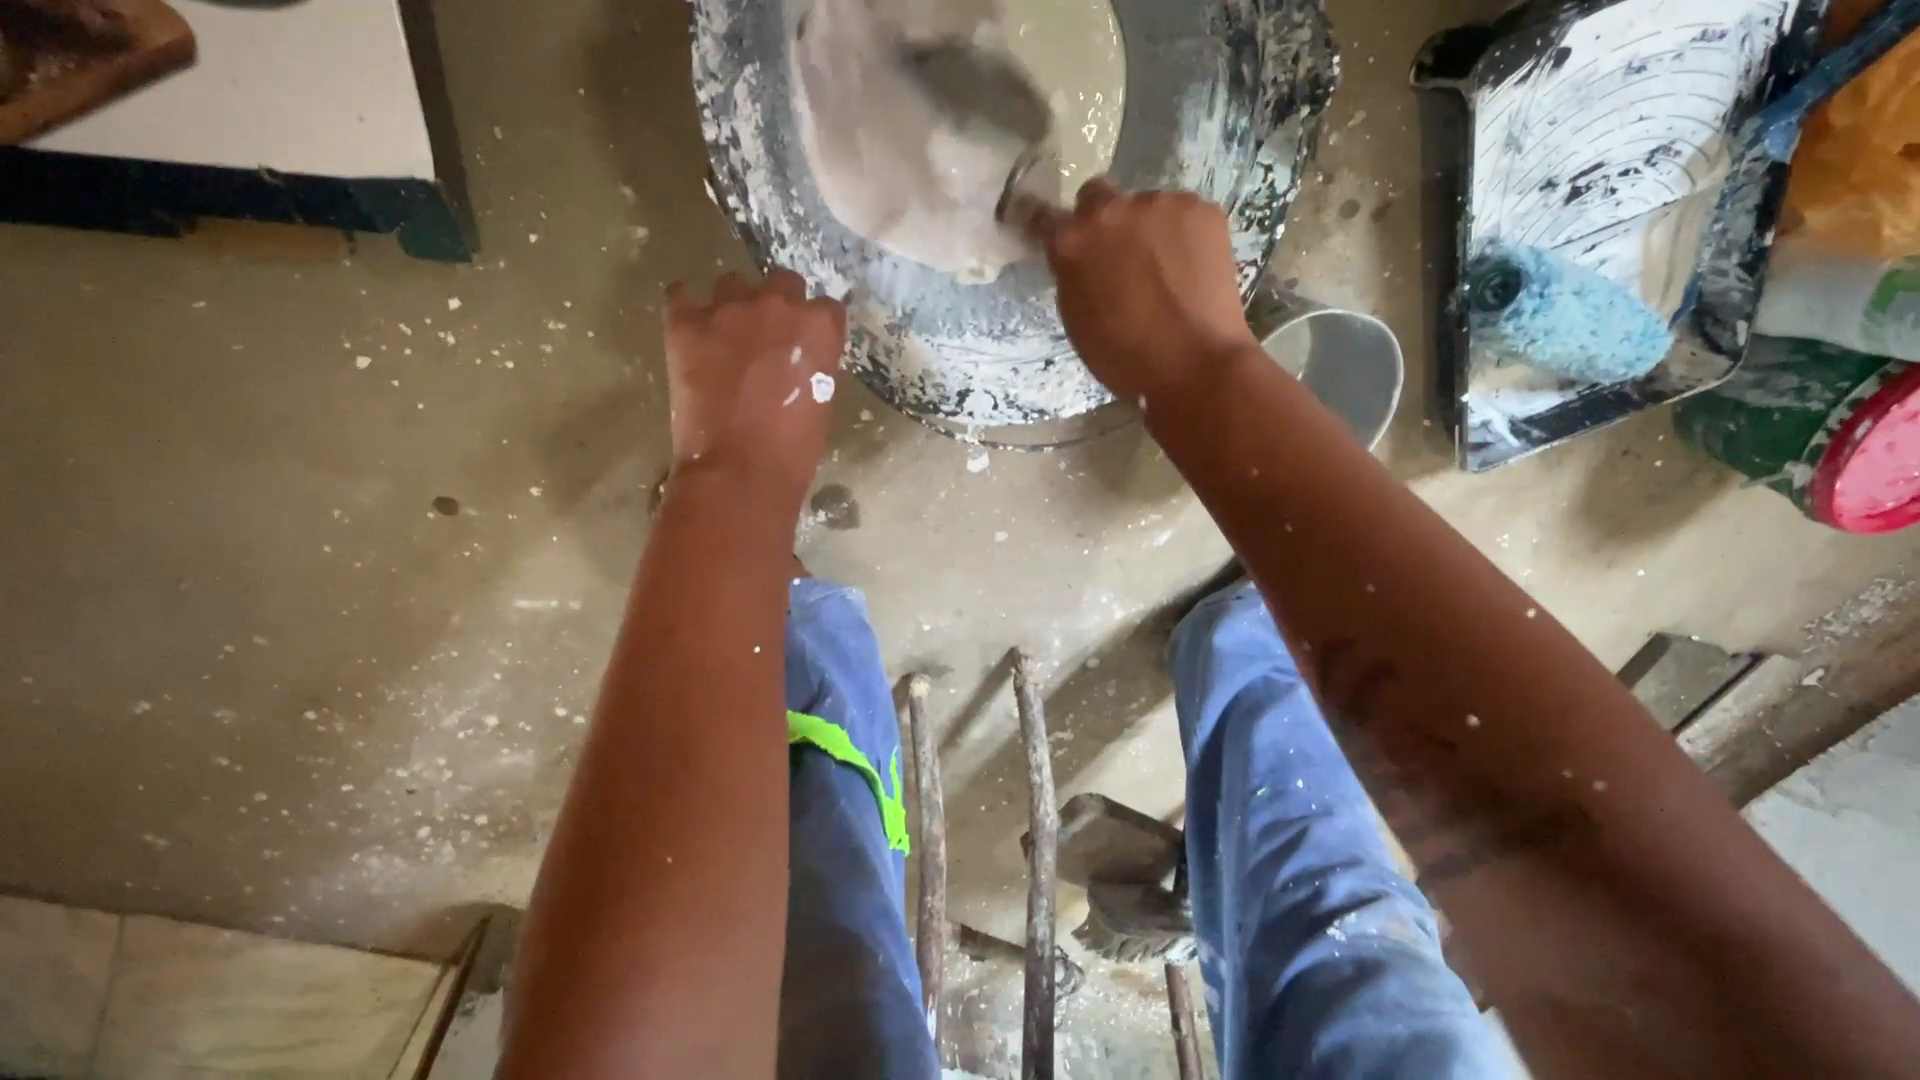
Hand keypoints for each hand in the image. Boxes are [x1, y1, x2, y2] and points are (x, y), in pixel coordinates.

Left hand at [663, 268, 846, 501]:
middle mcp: (778, 305)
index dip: (815, 325)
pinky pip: (681, 294)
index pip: (826, 307)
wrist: (739, 471)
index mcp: (819, 327)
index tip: (806, 343)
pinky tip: (690, 331)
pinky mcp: (685, 323)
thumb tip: (799, 358)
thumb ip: (814, 365)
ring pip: (733, 283)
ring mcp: (728, 310)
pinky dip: (687, 308)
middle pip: (783, 282)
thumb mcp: (821, 402)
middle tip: (768, 336)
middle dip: (778, 304)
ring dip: (734, 304)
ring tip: (726, 335)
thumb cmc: (793, 450)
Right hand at [1030, 180, 1259, 406]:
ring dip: (1149, 227)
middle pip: (1097, 196)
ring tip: (1167, 269)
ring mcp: (1159, 204)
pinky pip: (1184, 214)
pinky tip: (1193, 267)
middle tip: (1121, 255)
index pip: (1046, 217)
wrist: (1195, 364)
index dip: (1057, 231)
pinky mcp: (1202, 209)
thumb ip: (1073, 276)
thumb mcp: (1078, 319)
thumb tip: (1082, 260)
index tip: (1066, 243)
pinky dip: (1185, 234)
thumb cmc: (1126, 357)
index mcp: (1071, 242)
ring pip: (1146, 206)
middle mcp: (1110, 210)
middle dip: (1103, 219)